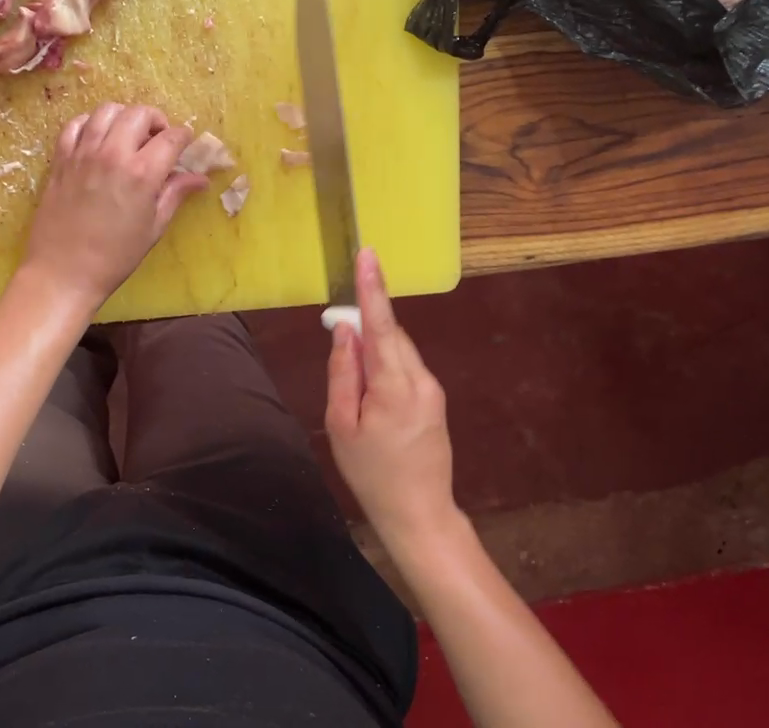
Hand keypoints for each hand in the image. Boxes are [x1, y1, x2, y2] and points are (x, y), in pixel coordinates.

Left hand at [22, 103, 209, 306]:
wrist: (62, 272)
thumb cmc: (114, 257)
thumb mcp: (152, 227)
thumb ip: (174, 194)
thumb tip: (199, 178)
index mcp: (141, 173)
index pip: (171, 138)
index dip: (184, 137)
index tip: (185, 143)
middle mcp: (112, 154)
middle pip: (139, 114)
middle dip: (156, 120)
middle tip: (158, 139)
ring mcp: (82, 153)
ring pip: (106, 110)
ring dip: (124, 117)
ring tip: (128, 135)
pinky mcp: (61, 159)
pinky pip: (75, 124)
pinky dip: (90, 124)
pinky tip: (97, 139)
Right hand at [325, 248, 461, 545]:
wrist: (419, 512)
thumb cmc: (371, 472)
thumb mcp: (341, 425)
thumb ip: (342, 373)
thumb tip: (344, 330)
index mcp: (395, 387)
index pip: (381, 326)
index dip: (372, 288)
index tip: (367, 255)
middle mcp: (421, 380)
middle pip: (390, 334)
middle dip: (363, 321)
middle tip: (334, 326)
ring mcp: (432, 389)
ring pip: (398, 349)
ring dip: (372, 346)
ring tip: (351, 381)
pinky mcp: (434, 399)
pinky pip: (404, 365)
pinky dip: (383, 362)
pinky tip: (368, 390)